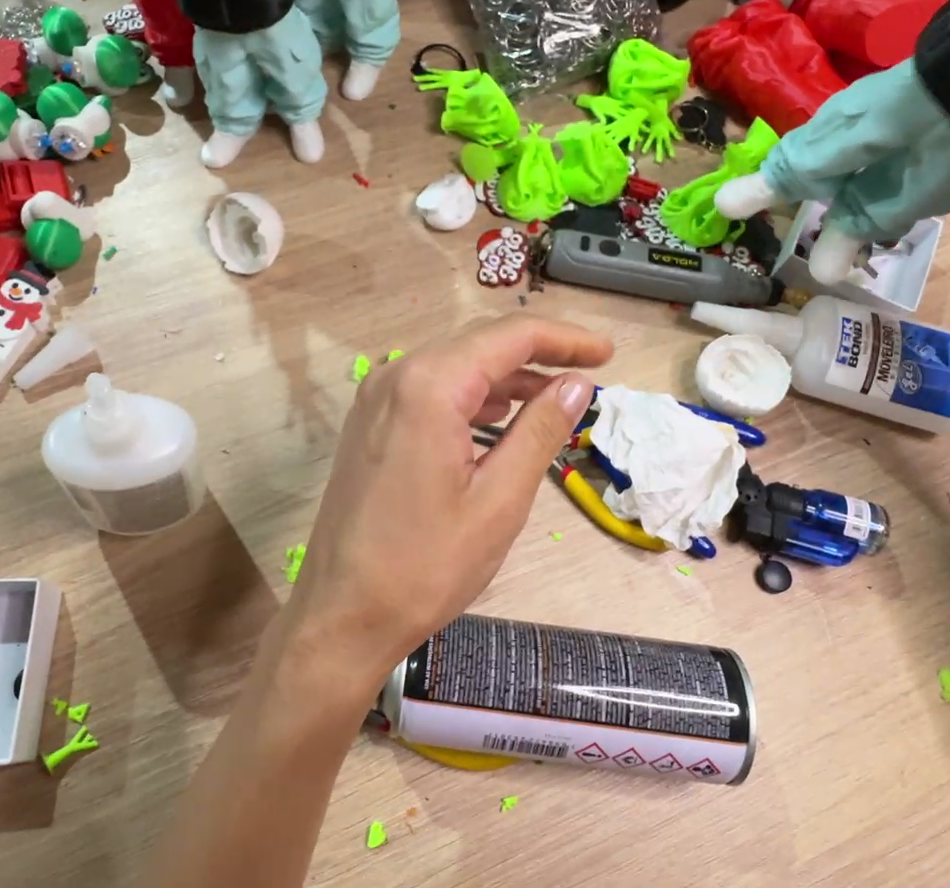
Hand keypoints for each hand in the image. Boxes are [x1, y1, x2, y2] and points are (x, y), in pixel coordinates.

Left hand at [285, 316, 611, 682]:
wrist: (342, 613)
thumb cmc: (426, 565)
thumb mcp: (499, 499)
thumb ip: (540, 430)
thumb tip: (577, 384)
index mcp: (428, 385)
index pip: (509, 336)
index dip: (565, 339)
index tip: (607, 353)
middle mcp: (394, 376)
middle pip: (478, 344)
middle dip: (537, 354)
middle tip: (589, 374)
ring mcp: (374, 399)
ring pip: (453, 366)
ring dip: (504, 377)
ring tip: (554, 399)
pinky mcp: (368, 424)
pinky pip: (428, 390)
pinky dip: (470, 397)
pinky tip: (498, 418)